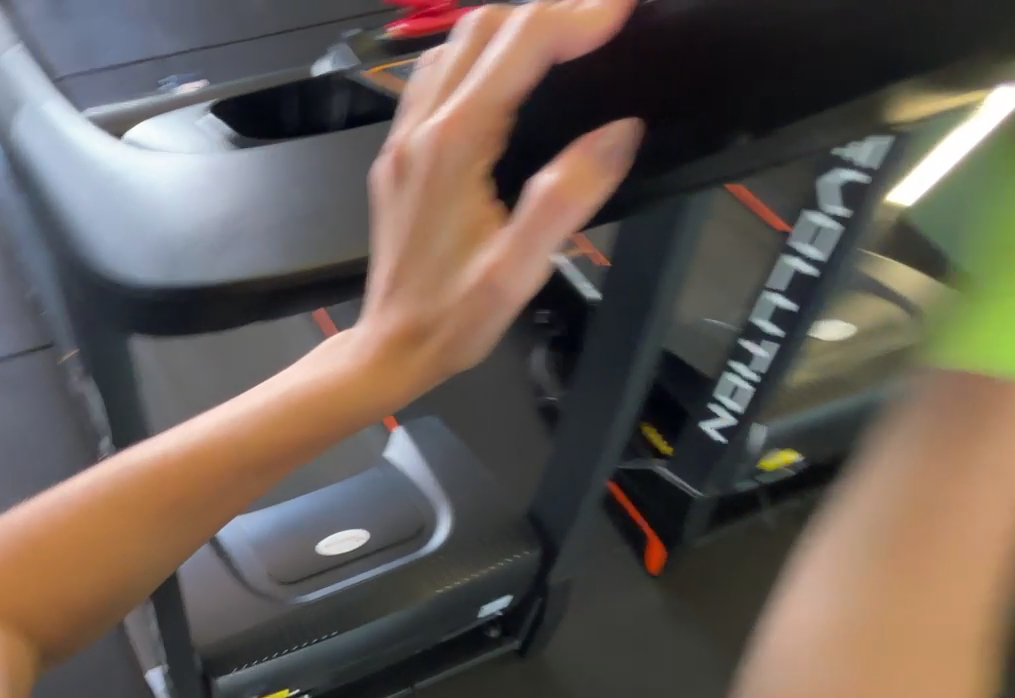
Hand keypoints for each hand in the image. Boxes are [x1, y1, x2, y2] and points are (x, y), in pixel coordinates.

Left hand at [358, 0, 641, 393]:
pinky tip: (499, 88)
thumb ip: (565, 199)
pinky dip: (472, 64)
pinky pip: (430, 86)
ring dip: (507, 33)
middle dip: (547, 13)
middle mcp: (420, 133)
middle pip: (483, 27)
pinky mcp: (394, 164)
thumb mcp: (516, 272)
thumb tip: (618, 133)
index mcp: (454, 147)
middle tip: (597, 30)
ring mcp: (401, 146)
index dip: (579, 15)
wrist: (390, 348)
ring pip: (451, 50)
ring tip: (557, 49)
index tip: (624, 16)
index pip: (521, 40)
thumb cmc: (450, 320)